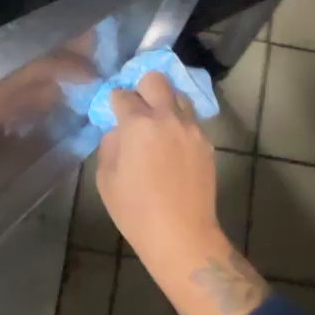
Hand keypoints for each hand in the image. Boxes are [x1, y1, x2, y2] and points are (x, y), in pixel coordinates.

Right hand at [96, 73, 266, 314]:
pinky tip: (172, 149)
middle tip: (137, 109)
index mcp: (139, 124)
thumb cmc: (136, 211)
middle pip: (157, 80)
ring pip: (180, 97)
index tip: (111, 114)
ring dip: (166, 104)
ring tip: (158, 127)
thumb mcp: (107, 179)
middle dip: (143, 88)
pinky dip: (180, 126)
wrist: (181, 234)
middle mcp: (169, 118)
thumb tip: (119, 131)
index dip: (114, 103)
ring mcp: (192, 130)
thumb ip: (110, 145)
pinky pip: (191, 123)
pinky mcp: (207, 145)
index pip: (123, 95)